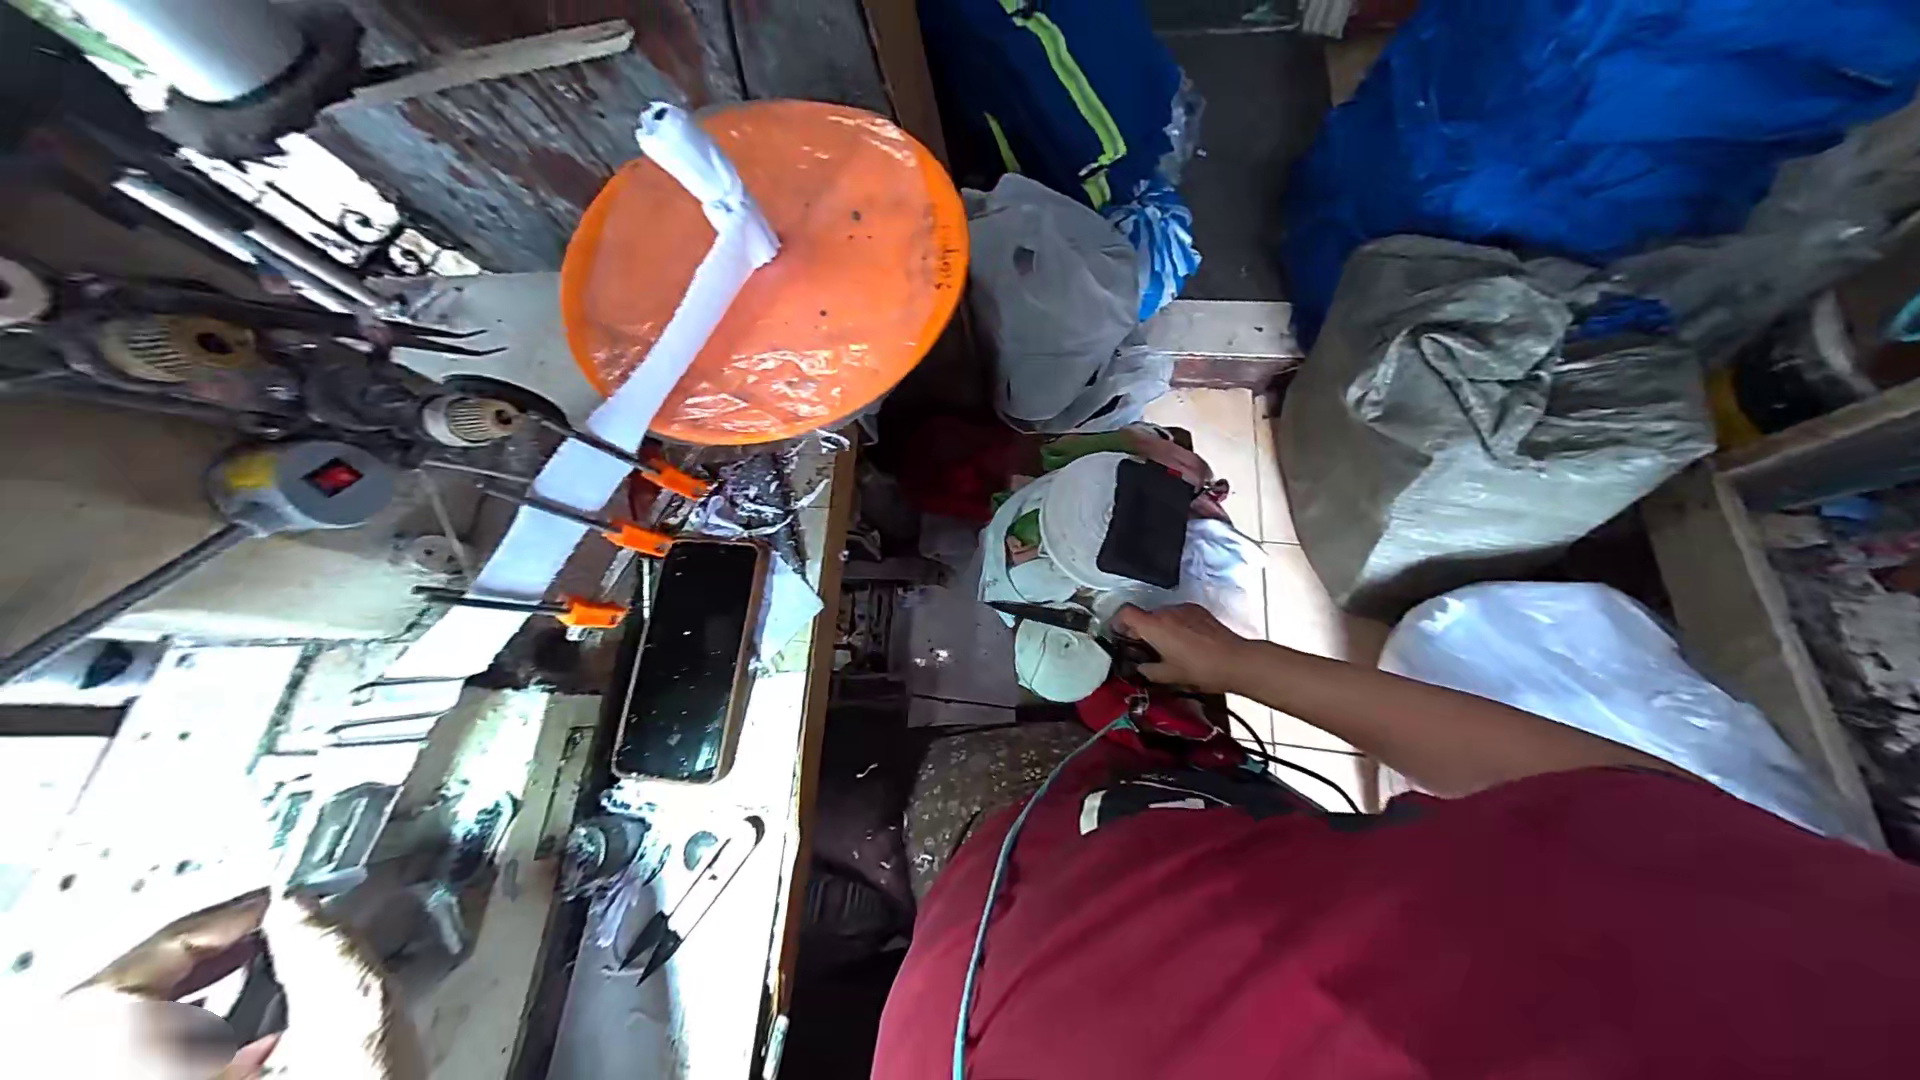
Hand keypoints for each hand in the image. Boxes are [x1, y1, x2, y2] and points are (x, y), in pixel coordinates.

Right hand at [1109, 603, 1256, 693]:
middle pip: (1144, 615)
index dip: (1117, 622)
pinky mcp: (1198, 611)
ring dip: (1159, 627)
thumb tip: (1142, 668)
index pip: (1125, 613)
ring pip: (1162, 615)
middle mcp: (1166, 612)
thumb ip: (1148, 670)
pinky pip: (1178, 615)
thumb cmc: (1200, 669)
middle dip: (1140, 629)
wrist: (1236, 661)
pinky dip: (1176, 625)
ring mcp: (1183, 609)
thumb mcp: (1168, 676)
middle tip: (1144, 648)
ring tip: (1168, 648)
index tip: (1118, 633)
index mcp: (1153, 626)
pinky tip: (1185, 642)